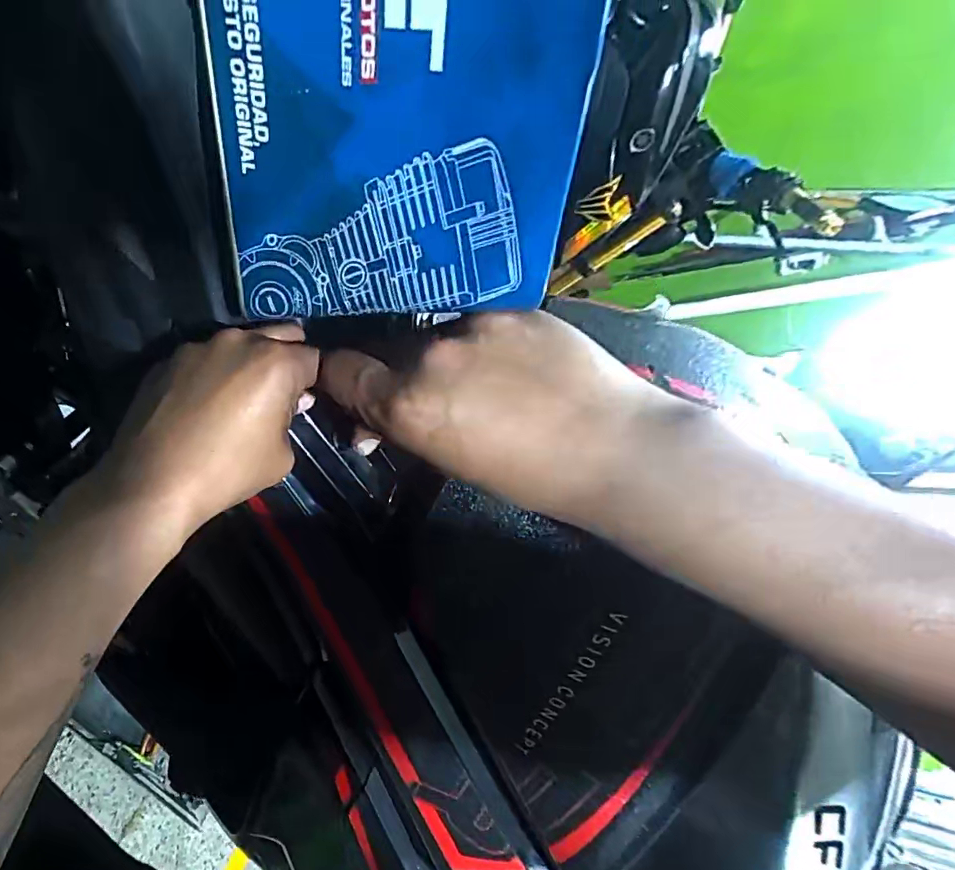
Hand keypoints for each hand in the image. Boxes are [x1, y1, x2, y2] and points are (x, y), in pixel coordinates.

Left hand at [93, 325, 319, 542]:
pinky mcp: (164, 363)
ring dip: (241, 364)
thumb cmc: (224, 472)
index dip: (311, 382)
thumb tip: (283, 407)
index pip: (311, 358)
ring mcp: (195, 348)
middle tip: (271, 395)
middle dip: (282, 360)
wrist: (151, 482)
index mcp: (274, 361)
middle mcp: (236, 342)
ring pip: (233, 346)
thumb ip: (289, 422)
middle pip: (276, 337)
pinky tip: (194, 407)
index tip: (299, 403)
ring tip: (229, 401)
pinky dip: (205, 376)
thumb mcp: (280, 458)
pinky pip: (198, 362)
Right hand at [318, 310, 693, 525]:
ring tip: (476, 380)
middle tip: (422, 394)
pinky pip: (476, 324)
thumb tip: (369, 426)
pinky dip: (480, 343)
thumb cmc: (522, 474)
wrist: (616, 448)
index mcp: (405, 402)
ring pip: (431, 336)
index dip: (339, 378)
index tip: (349, 389)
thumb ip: (398, 432)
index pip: (340, 369)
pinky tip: (511, 365)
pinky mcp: (514, 311)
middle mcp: (428, 356)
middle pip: (384, 350)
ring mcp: (473, 327)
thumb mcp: (443, 461)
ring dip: (436, 356)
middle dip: (391, 371)